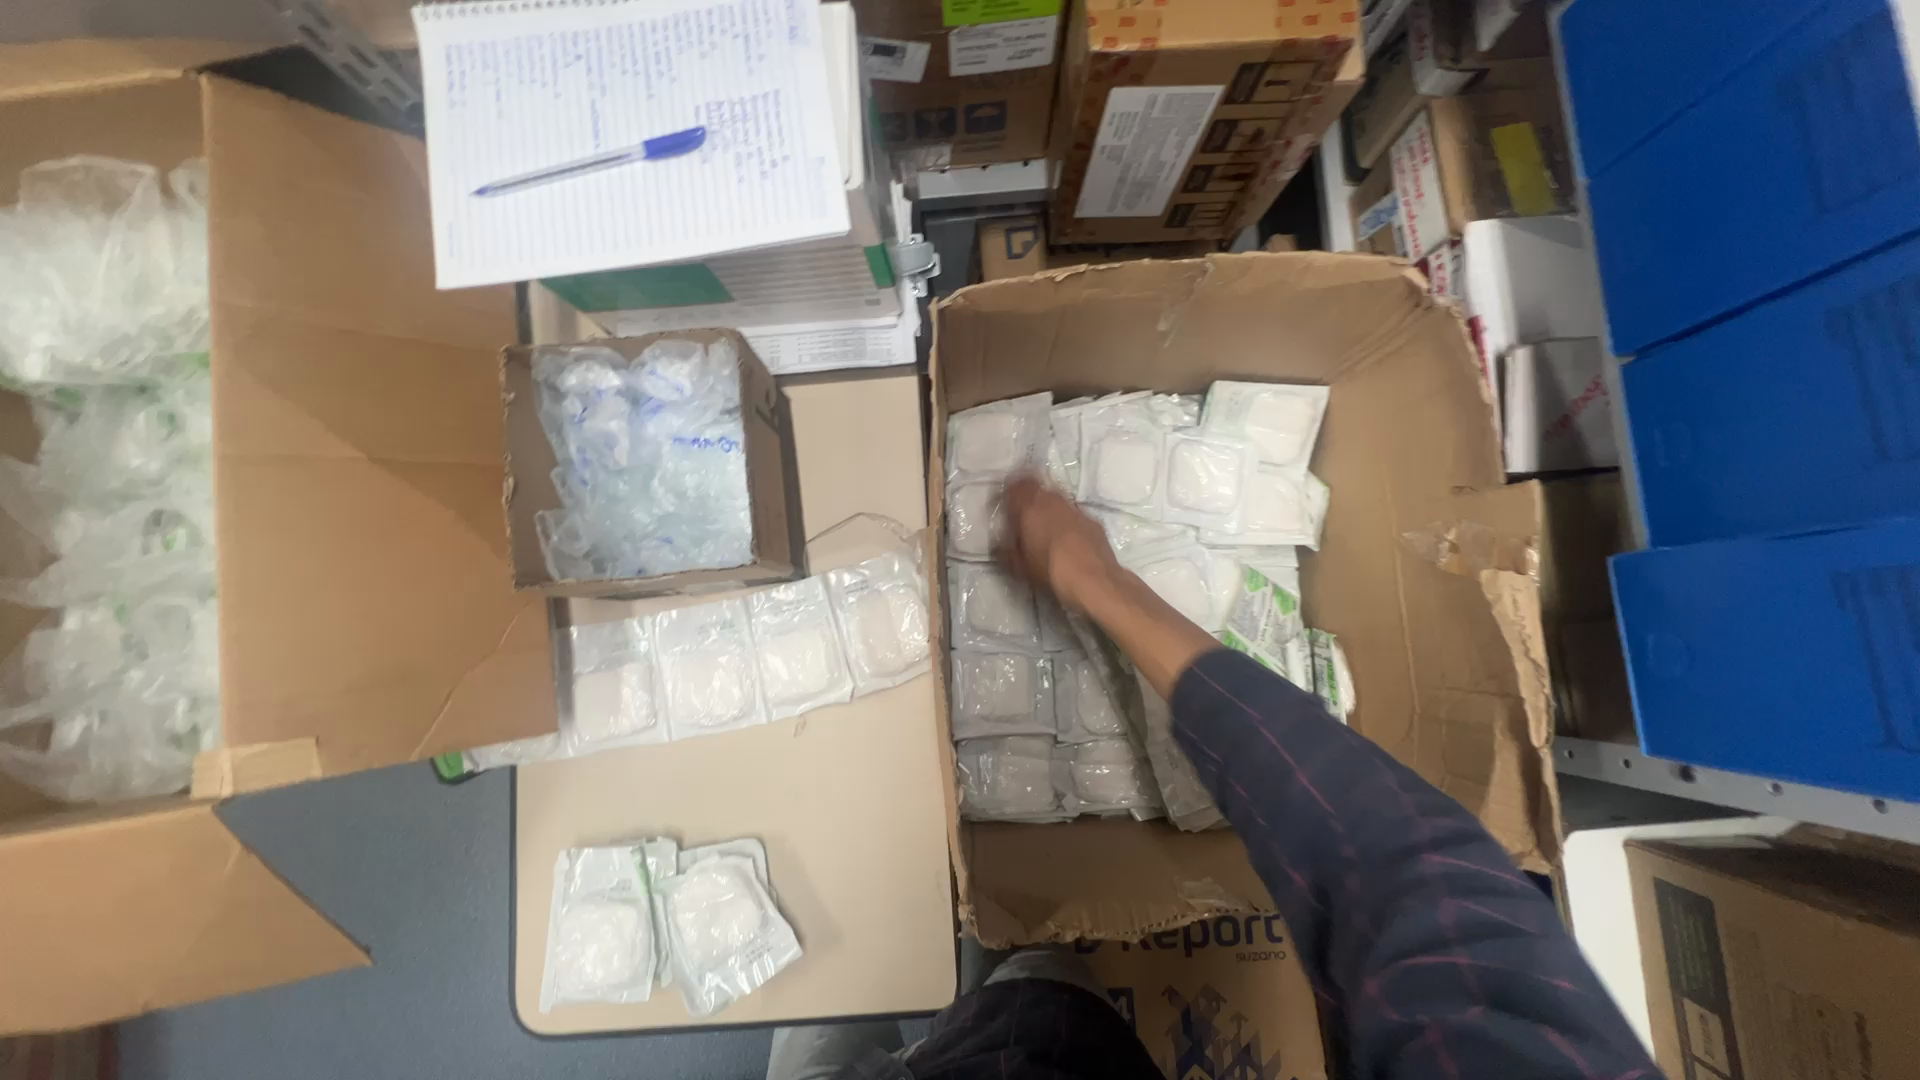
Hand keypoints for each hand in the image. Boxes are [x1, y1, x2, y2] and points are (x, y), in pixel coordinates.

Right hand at [994, 473, 1122, 615]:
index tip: (1004, 506)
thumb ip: (1005, 551)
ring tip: (1045, 527)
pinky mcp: (1092, 520)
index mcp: (1029, 507)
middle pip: (1036, 488)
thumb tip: (998, 546)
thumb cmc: (1051, 571)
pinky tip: (1068, 538)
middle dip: (1028, 498)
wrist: (1094, 580)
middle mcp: (1052, 500)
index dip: (1007, 493)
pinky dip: (1067, 520)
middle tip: (1023, 515)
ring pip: (1056, 498)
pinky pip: (1074, 513)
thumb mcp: (1020, 567)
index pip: (1014, 486)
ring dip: (1048, 507)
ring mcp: (1075, 508)